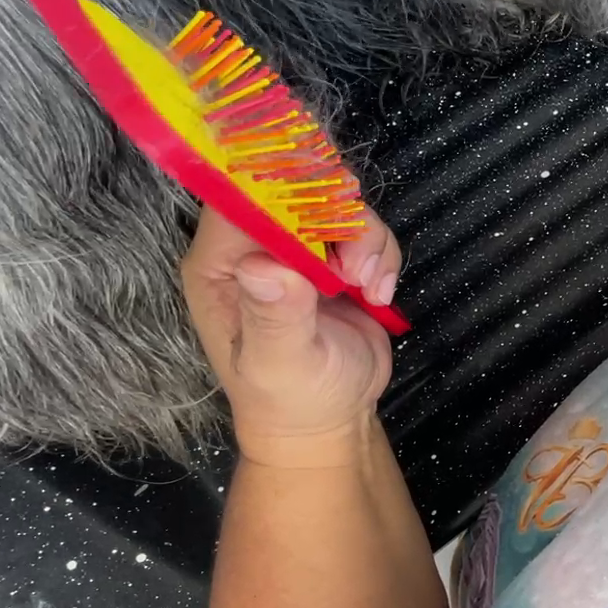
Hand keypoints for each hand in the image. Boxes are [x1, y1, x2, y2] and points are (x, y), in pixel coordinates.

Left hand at [180, 206, 403, 466]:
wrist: (331, 418)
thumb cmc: (291, 399)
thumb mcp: (280, 363)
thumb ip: (274, 315)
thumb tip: (263, 265)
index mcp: (223, 264)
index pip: (244, 197)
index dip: (287, 188)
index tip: (330, 203)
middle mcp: (257, 248)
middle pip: (303, 192)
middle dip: (342, 221)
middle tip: (356, 269)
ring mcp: (301, 254)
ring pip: (344, 209)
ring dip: (370, 243)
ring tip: (370, 288)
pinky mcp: (340, 263)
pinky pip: (369, 232)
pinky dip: (384, 257)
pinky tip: (379, 294)